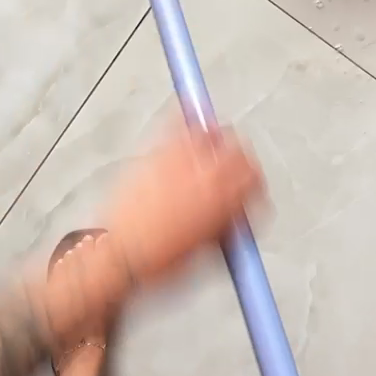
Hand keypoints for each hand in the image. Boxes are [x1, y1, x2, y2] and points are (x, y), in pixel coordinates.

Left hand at [101, 122, 261, 285]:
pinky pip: (174, 122)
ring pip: (211, 131)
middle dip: (240, 157)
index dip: (255, 181)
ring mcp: (179, 160)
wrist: (120, 252)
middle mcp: (205, 174)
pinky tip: (185, 118)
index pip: (253, 176)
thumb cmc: (157, 258)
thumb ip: (224, 225)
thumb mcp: (206, 251)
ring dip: (215, 136)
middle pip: (238, 148)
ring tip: (213, 142)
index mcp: (223, 199)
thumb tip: (232, 217)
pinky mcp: (155, 153)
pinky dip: (183, 117)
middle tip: (235, 163)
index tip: (250, 185)